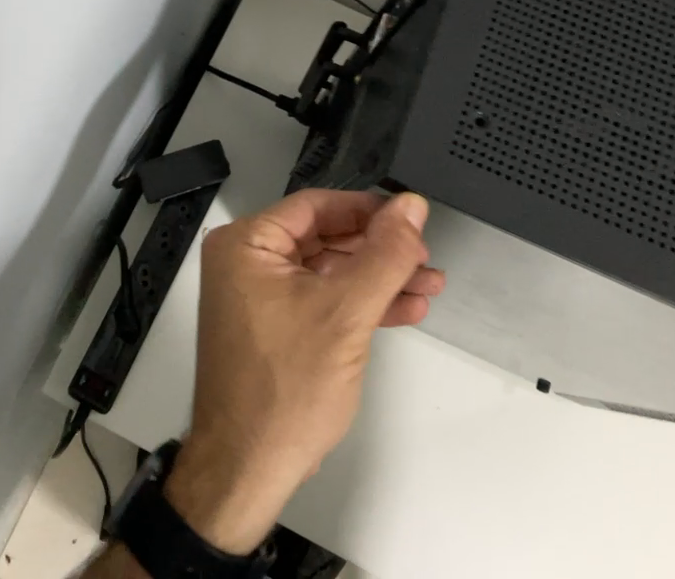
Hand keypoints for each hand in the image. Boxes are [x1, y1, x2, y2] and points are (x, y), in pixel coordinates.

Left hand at [161, 190, 443, 553]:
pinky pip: (322, 299)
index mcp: (246, 245)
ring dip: (378, 279)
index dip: (369, 210)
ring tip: (428, 286)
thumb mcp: (346, 312)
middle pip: (325, 237)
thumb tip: (411, 206)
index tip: (413, 219)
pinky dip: (360, 304)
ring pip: (329, 271)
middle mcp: (246, 263)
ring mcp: (258, 296)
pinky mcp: (274, 326)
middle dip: (380, 250)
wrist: (248, 467)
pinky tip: (404, 310)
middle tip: (425, 259)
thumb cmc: (285, 389)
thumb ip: (385, 255)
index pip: (316, 207)